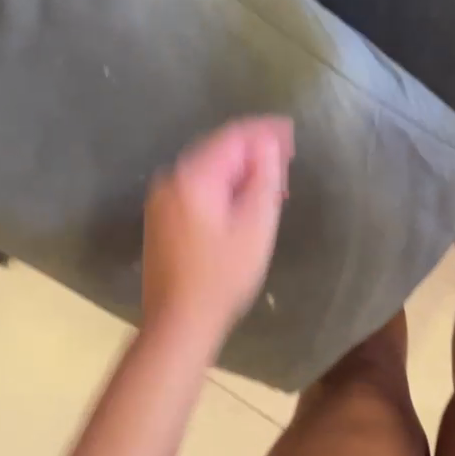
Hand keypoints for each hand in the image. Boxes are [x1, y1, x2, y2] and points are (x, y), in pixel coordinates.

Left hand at [141, 117, 293, 339]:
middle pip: (219, 150)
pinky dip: (224, 187)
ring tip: (273, 186)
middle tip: (287, 165)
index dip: (265, 132)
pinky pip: (198, 188)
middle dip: (255, 152)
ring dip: (241, 171)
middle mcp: (172, 179)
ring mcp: (163, 199)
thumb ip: (265, 177)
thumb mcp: (256, 225)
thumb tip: (269, 144)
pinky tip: (244, 203)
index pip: (233, 136)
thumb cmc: (223, 276)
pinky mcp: (162, 217)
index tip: (292, 136)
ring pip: (209, 170)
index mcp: (193, 176)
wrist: (179, 323)